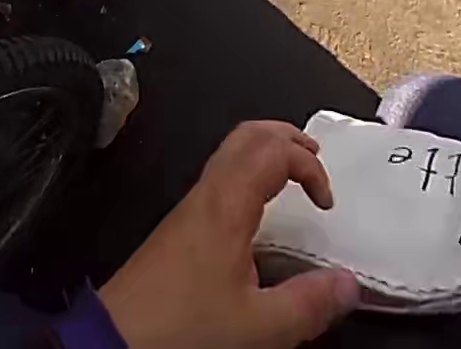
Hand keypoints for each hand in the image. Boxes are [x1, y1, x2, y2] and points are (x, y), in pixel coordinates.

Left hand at [99, 121, 360, 348]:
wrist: (109, 344)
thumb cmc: (183, 329)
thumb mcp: (255, 328)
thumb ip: (307, 305)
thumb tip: (350, 284)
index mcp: (229, 201)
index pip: (277, 151)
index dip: (310, 166)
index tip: (325, 203)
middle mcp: (210, 190)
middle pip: (251, 133)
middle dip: (289, 137)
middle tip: (315, 157)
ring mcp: (191, 202)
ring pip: (233, 147)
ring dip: (268, 148)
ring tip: (293, 170)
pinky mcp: (180, 220)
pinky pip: (222, 169)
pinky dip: (251, 165)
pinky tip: (258, 204)